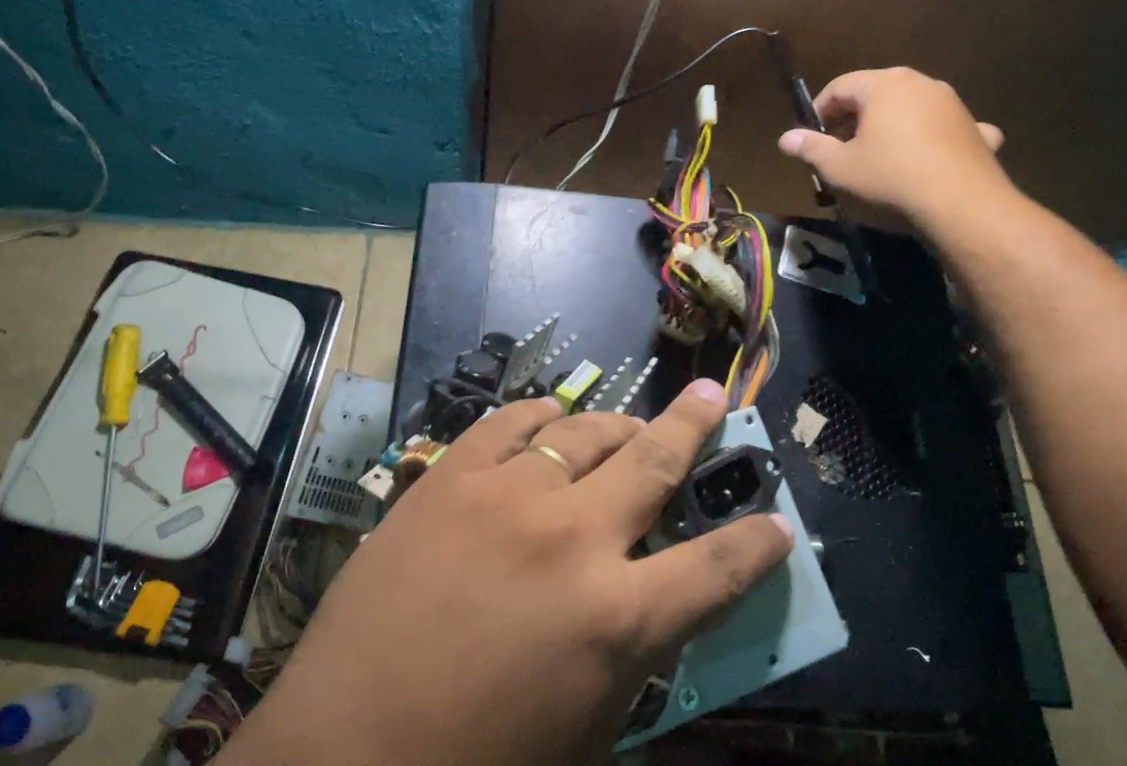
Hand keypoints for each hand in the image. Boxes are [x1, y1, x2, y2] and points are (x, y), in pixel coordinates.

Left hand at [234, 379, 793, 764]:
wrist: (348, 749)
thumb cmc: (478, 760)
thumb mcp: (587, 728)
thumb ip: (633, 655)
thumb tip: (655, 600)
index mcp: (617, 618)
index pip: (716, 568)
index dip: (757, 544)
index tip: (778, 523)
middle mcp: (573, 540)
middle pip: (653, 463)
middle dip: (692, 426)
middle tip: (709, 396)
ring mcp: (506, 499)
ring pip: (582, 433)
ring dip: (617, 423)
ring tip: (631, 420)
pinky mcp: (448, 481)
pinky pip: (507, 426)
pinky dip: (537, 416)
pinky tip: (549, 416)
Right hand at [777, 67, 1012, 230]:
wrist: (961, 204)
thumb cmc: (890, 177)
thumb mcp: (840, 167)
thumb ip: (811, 148)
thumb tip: (786, 138)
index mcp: (884, 84)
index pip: (840, 87)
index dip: (819, 111)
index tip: (811, 138)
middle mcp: (921, 83)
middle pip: (876, 95)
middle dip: (854, 120)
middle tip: (839, 151)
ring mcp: (953, 104)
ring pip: (911, 109)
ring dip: (891, 128)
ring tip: (878, 159)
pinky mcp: (976, 129)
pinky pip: (947, 128)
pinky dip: (935, 139)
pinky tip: (933, 157)